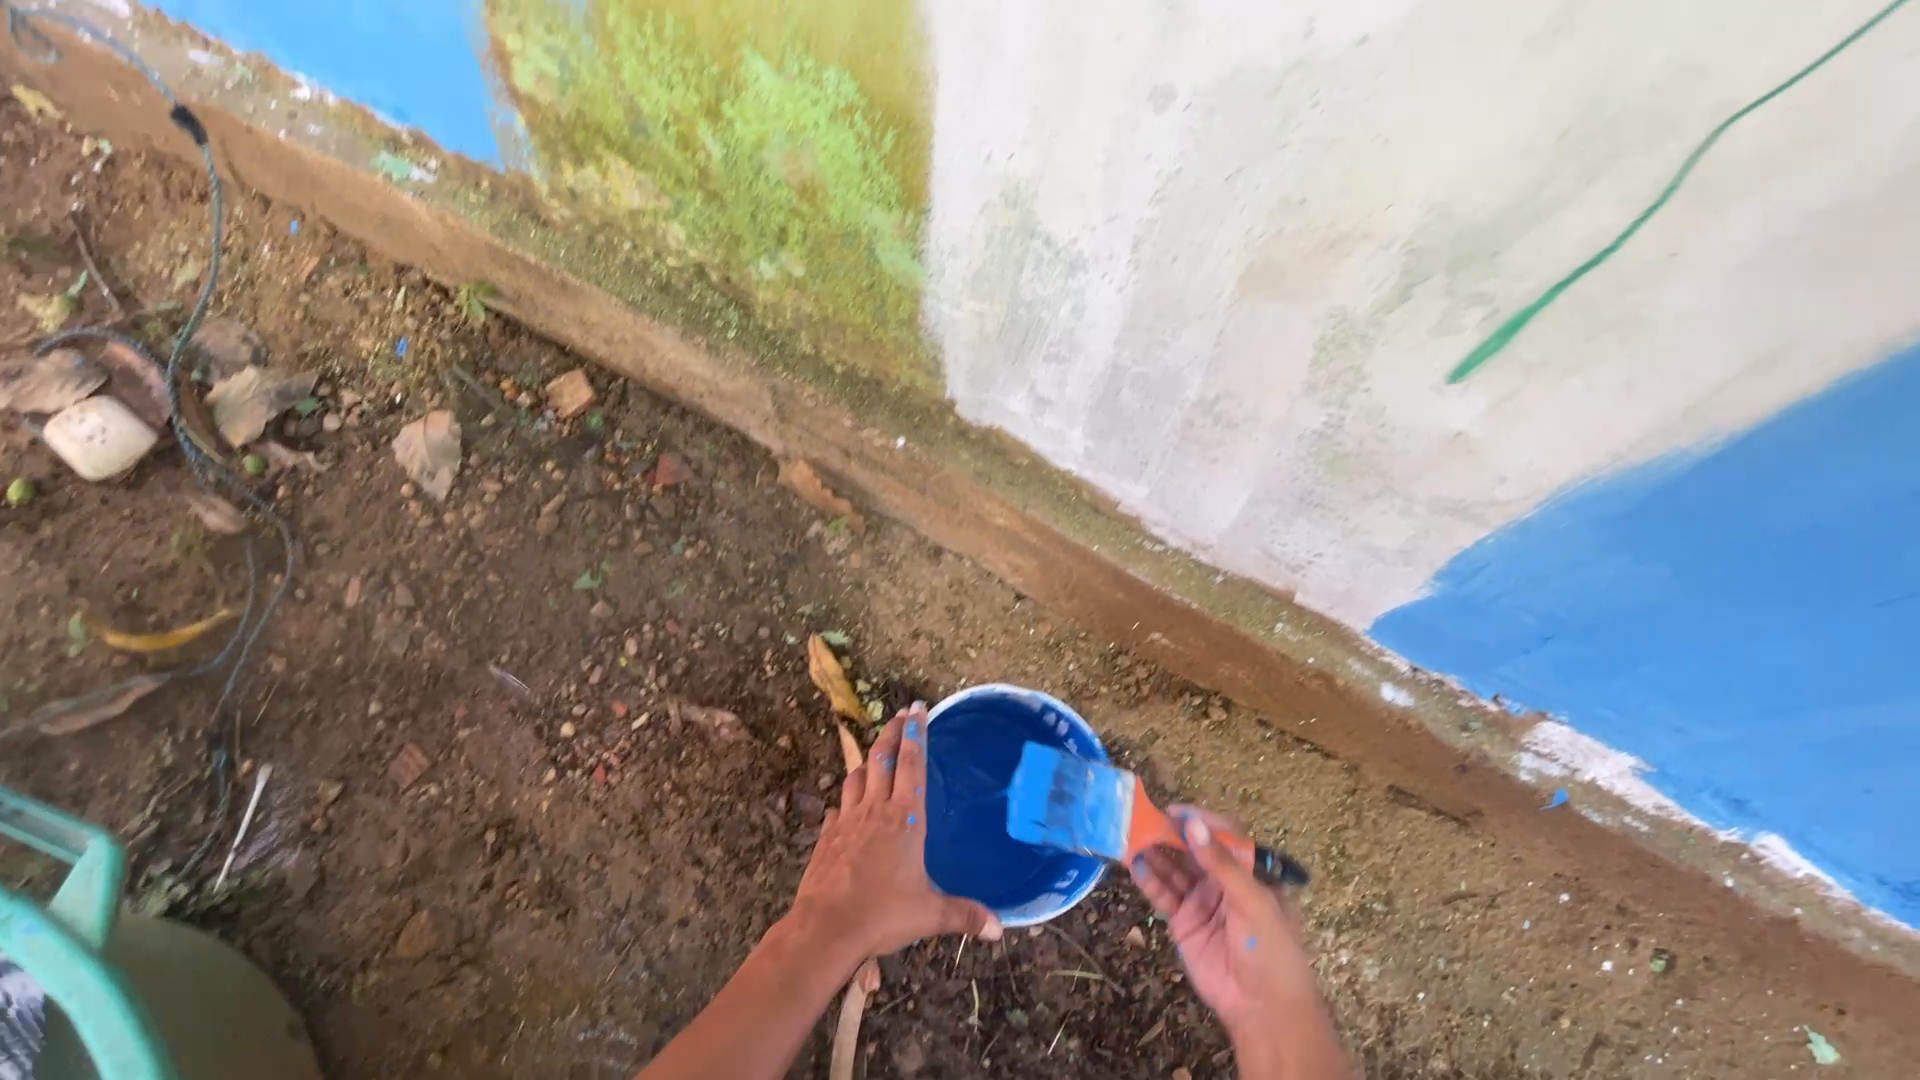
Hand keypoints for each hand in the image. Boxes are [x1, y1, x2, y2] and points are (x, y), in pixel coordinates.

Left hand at [788, 704, 1001, 961]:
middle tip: (899, 715)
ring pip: (857, 777)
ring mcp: (847, 821)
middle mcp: (875, 811)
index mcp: (905, 819)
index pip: (912, 765)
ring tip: (876, 755)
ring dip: (867, 761)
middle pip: (882, 759)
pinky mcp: (827, 837)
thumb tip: (999, 928)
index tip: (917, 709)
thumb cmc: (882, 914)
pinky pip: (838, 807)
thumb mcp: (929, 915)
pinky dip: (846, 800)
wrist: (825, 928)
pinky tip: (847, 806)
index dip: (916, 734)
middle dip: (891, 733)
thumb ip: (964, 915)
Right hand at [1130, 807, 1319, 1034]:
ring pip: (1174, 870)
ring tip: (1133, 838)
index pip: (1222, 837)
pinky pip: (1163, 895)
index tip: (1174, 811)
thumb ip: (1220, 863)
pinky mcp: (1183, 922)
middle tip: (1144, 820)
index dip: (1200, 822)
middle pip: (1192, 851)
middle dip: (1170, 835)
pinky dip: (1148, 880)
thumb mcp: (1252, 901)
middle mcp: (1222, 883)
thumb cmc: (1270, 948)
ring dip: (1155, 854)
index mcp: (1248, 873)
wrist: (1263, 1007)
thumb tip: (1193, 825)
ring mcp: (1201, 902)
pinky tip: (1134, 865)